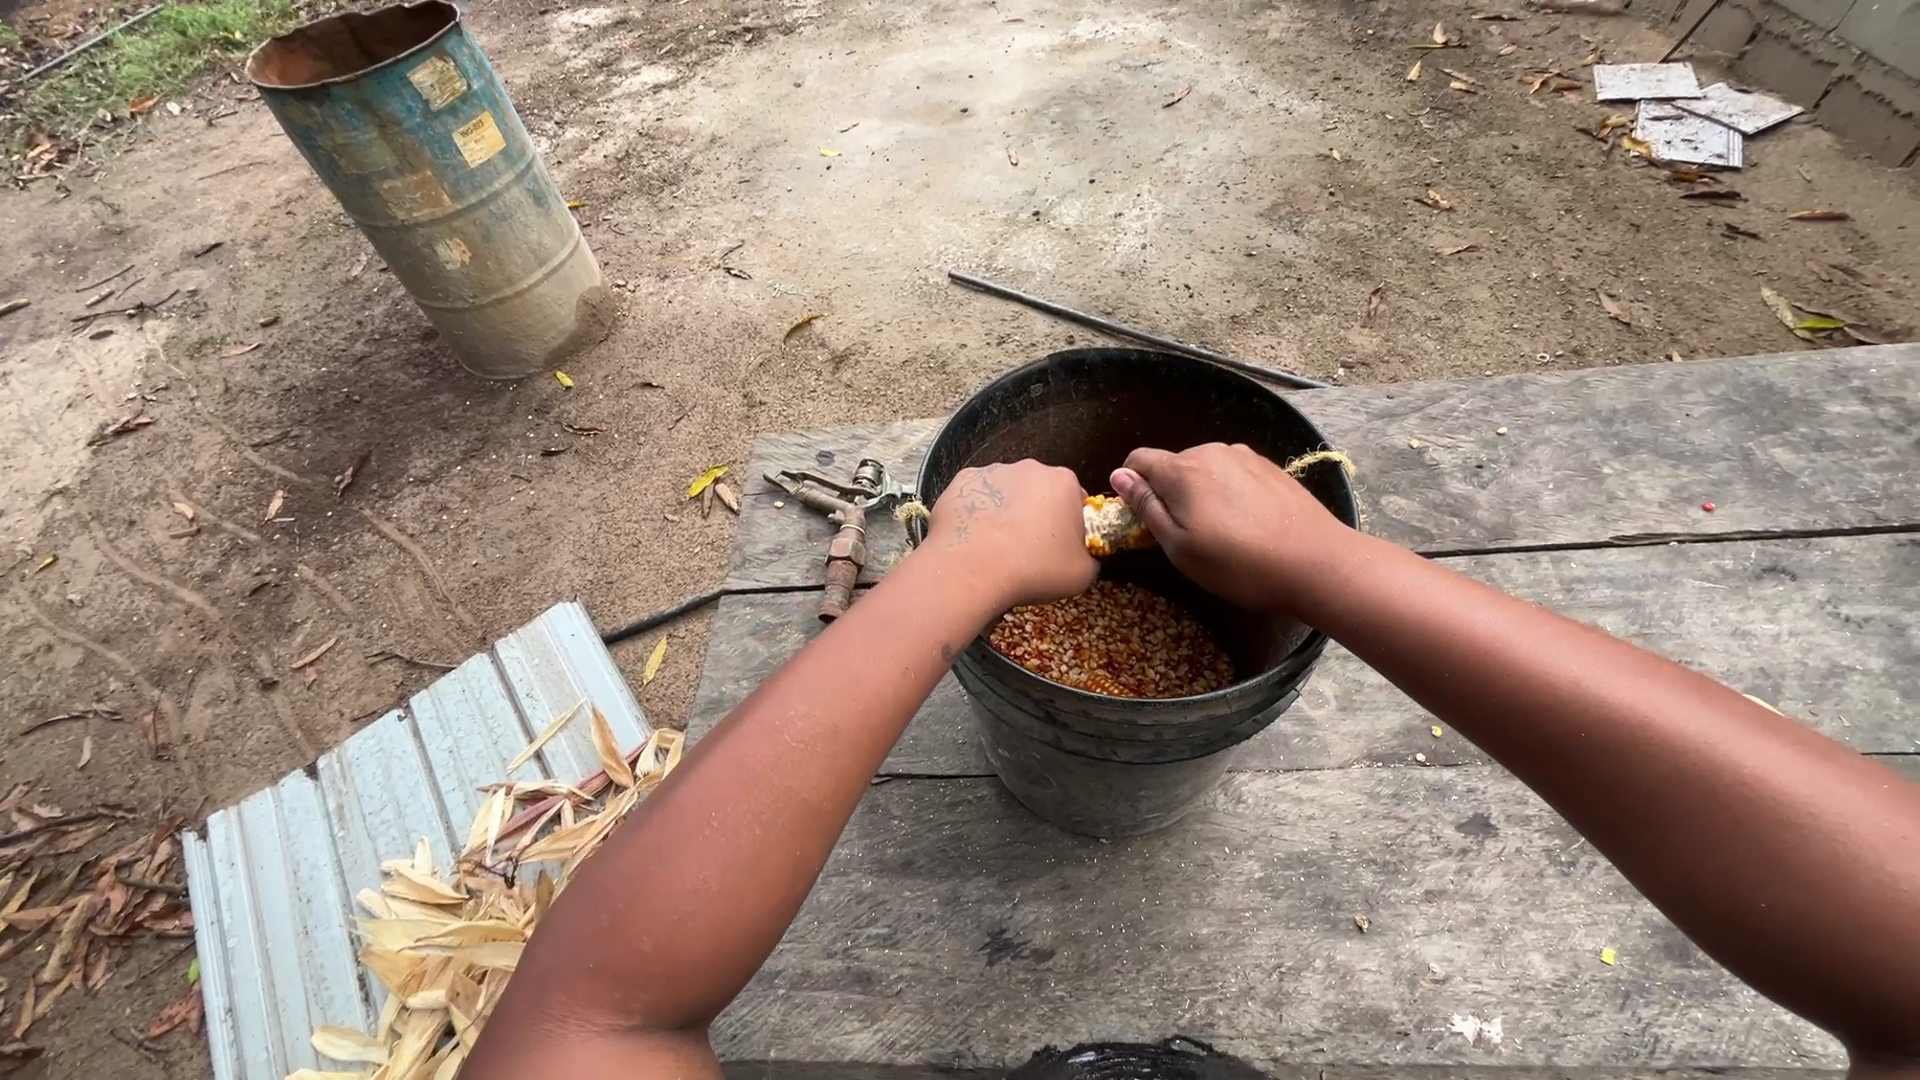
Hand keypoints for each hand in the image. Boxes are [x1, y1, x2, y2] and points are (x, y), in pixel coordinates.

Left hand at [923, 460, 1097, 607]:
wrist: (973, 569)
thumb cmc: (1034, 569)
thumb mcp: (1082, 574)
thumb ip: (1089, 557)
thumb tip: (1081, 555)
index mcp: (1064, 482)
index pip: (1074, 500)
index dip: (1070, 525)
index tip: (1060, 547)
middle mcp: (1029, 467)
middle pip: (1039, 491)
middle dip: (1036, 513)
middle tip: (1028, 548)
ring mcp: (992, 471)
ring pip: (1005, 492)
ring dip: (1005, 511)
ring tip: (996, 545)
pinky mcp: (961, 481)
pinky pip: (975, 497)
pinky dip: (975, 513)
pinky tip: (973, 538)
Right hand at [1111, 443, 1349, 613]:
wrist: (1316, 563)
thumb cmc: (1238, 564)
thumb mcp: (1179, 546)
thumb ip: (1146, 506)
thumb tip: (1118, 476)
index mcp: (1182, 470)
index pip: (1138, 459)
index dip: (1131, 485)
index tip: (1141, 517)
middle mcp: (1211, 453)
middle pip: (1172, 465)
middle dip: (1168, 492)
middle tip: (1184, 535)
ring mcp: (1244, 457)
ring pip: (1203, 469)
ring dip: (1199, 493)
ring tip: (1219, 532)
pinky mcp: (1269, 468)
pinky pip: (1232, 474)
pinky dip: (1227, 493)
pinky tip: (1245, 523)